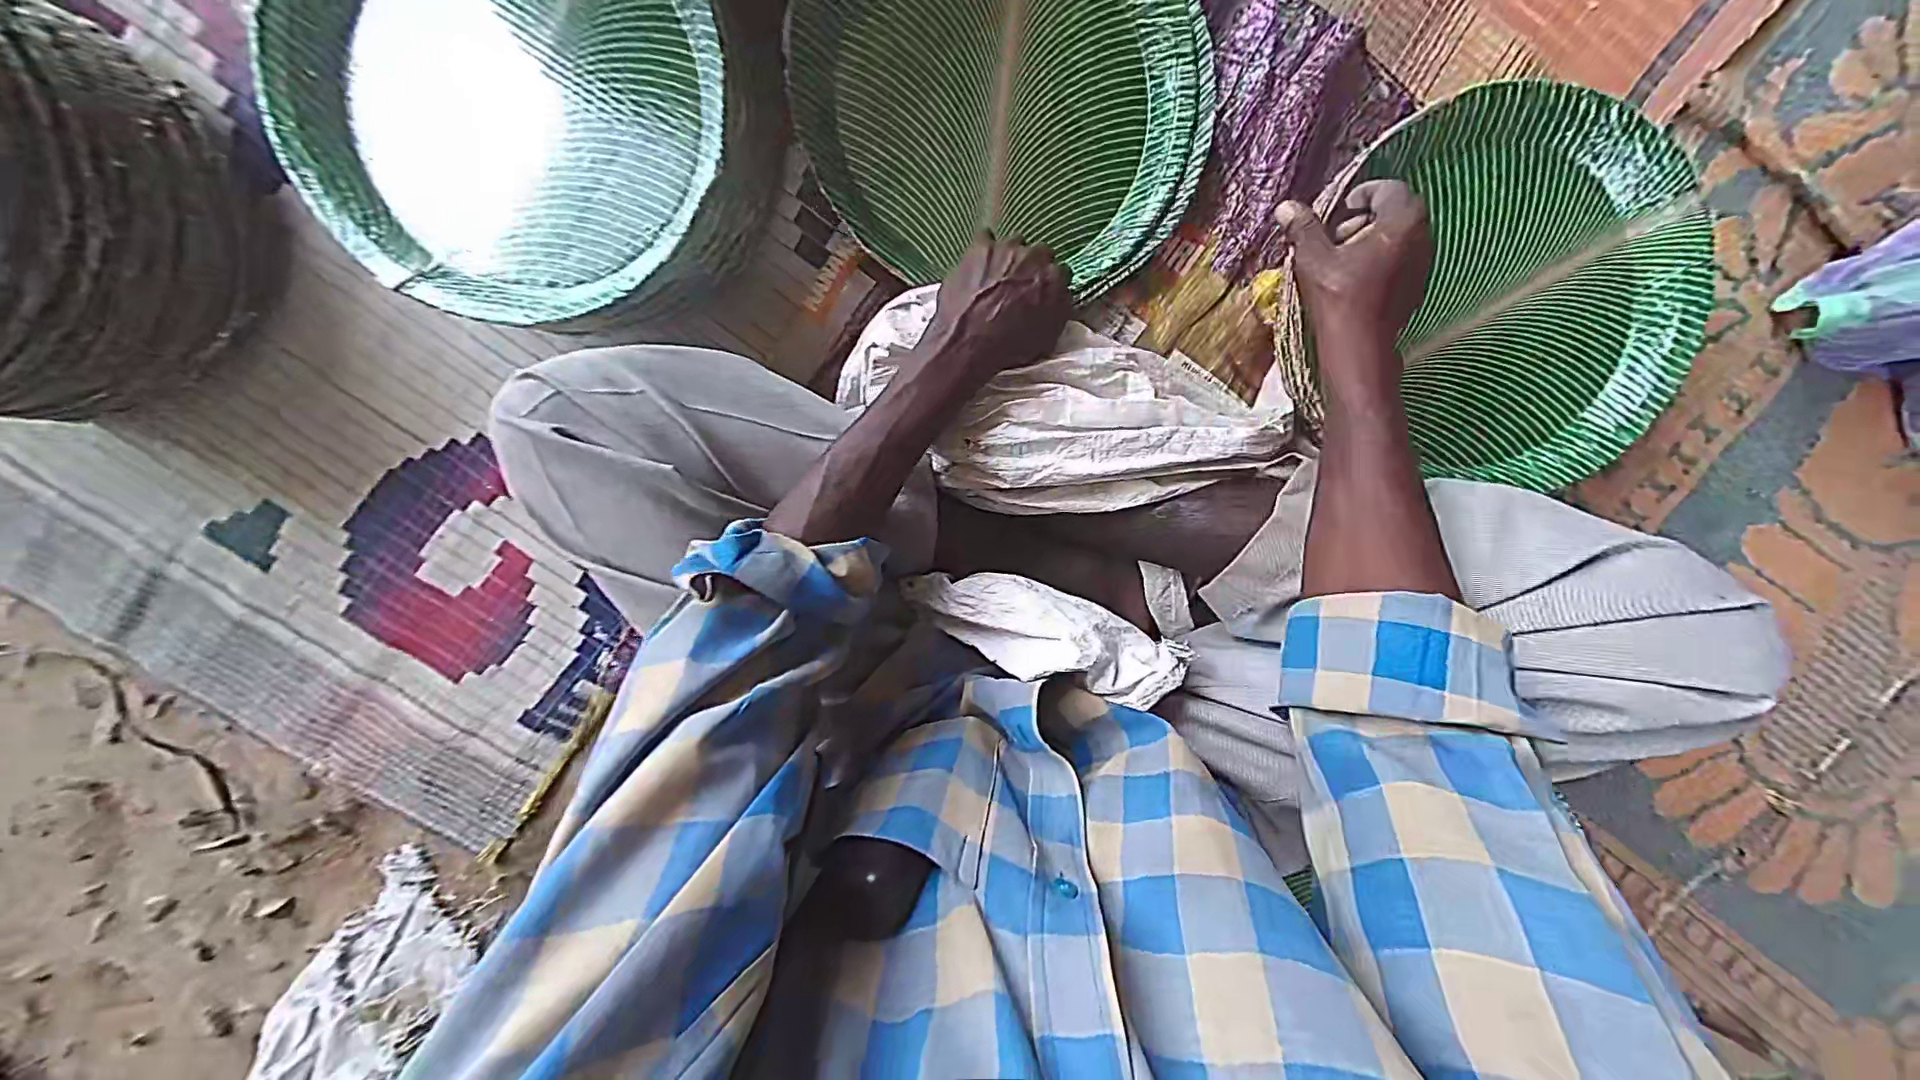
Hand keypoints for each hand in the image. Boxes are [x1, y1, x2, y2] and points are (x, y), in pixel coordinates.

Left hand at [911, 231, 1070, 390]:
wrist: (968, 344)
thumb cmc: (1008, 348)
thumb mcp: (1046, 338)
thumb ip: (1059, 309)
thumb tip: (1060, 296)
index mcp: (1055, 279)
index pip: (1061, 273)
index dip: (1049, 285)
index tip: (1041, 295)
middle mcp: (1035, 257)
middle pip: (1040, 253)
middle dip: (1032, 267)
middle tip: (1019, 287)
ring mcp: (1007, 249)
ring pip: (1015, 243)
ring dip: (1010, 257)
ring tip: (997, 277)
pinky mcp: (980, 247)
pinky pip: (985, 237)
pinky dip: (984, 249)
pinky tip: (979, 263)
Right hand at [1276, 180, 1432, 379]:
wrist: (1359, 347)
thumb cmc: (1337, 298)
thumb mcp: (1313, 259)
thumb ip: (1304, 228)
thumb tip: (1286, 206)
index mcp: (1402, 220)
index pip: (1387, 188)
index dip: (1360, 194)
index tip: (1337, 210)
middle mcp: (1423, 234)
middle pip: (1394, 211)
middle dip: (1363, 218)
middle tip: (1334, 239)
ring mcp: (1423, 261)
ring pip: (1397, 237)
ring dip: (1370, 241)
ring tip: (1340, 262)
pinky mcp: (1417, 284)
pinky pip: (1399, 260)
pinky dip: (1378, 261)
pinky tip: (1354, 281)